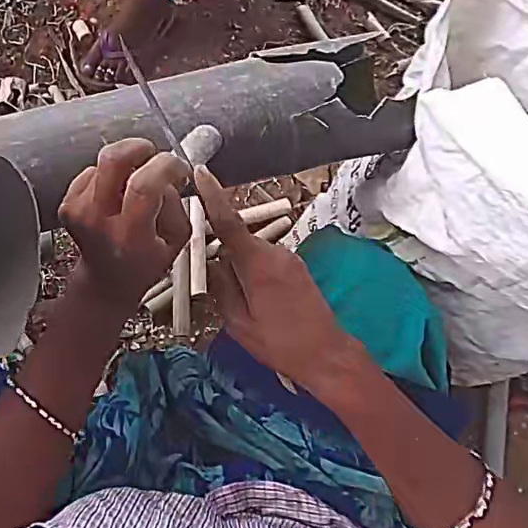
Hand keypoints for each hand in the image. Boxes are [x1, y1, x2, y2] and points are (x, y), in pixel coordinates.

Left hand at [58, 138, 190, 310]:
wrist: (106, 280)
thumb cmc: (143, 263)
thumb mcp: (176, 240)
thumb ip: (177, 204)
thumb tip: (168, 175)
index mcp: (129, 234)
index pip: (144, 185)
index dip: (166, 166)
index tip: (177, 167)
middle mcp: (98, 220)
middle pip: (112, 159)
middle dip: (139, 147)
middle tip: (152, 156)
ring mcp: (78, 209)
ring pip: (106, 162)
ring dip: (128, 165)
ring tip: (136, 186)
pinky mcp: (68, 202)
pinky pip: (94, 170)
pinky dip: (111, 175)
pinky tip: (118, 195)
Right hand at [194, 167, 380, 399]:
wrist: (327, 355)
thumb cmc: (281, 344)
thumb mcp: (238, 322)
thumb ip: (221, 287)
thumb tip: (209, 263)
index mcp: (258, 264)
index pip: (229, 222)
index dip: (212, 195)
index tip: (200, 172)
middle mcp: (275, 253)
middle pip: (236, 238)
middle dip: (218, 249)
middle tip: (206, 276)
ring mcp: (288, 258)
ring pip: (249, 251)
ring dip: (237, 265)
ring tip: (237, 299)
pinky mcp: (295, 266)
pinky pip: (263, 259)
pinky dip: (251, 270)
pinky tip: (253, 298)